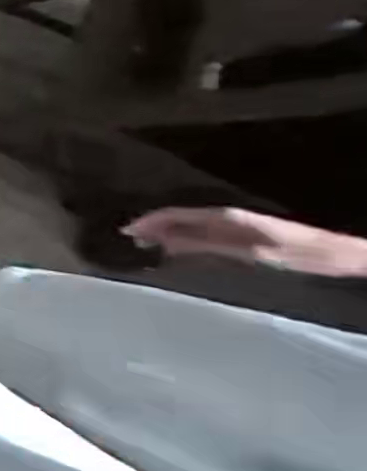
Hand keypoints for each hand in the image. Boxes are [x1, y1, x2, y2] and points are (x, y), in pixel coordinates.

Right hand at [122, 206, 366, 277]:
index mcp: (221, 216)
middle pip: (178, 218)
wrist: (342, 256)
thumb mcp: (251, 253)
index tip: (127, 231)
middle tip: (133, 241)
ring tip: (151, 246)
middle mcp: (223, 217)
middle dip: (153, 227)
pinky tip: (180, 250)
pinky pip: (202, 233)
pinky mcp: (242, 235)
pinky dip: (184, 239)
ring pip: (189, 225)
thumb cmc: (297, 255)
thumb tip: (162, 240)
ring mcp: (233, 225)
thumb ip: (205, 245)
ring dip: (167, 234)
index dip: (148, 221)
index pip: (173, 214)